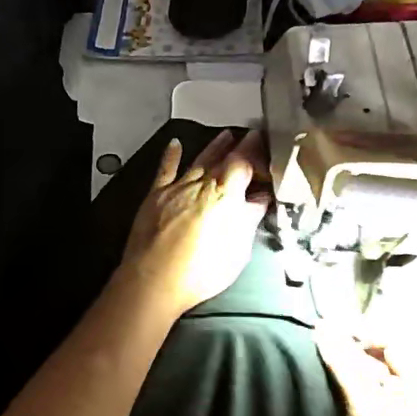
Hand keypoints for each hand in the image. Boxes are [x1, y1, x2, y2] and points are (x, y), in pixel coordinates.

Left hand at [119, 129, 268, 317]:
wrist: (153, 279)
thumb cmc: (199, 272)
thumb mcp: (237, 250)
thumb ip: (247, 220)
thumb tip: (256, 202)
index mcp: (225, 197)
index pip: (243, 164)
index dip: (255, 152)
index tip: (263, 143)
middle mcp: (200, 186)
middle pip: (222, 159)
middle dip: (238, 147)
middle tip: (250, 135)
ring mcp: (176, 189)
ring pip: (198, 161)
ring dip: (213, 148)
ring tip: (225, 136)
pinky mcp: (155, 196)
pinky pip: (165, 169)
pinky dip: (171, 155)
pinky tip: (174, 144)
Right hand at [316, 334, 416, 415]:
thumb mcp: (365, 415)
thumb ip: (345, 366)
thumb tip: (323, 325)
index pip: (395, 344)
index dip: (358, 338)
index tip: (321, 338)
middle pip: (393, 358)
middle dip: (357, 355)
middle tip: (321, 357)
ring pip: (389, 375)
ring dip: (359, 372)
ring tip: (329, 372)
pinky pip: (392, 392)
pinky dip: (368, 389)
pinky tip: (347, 393)